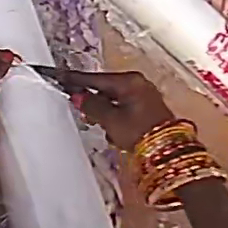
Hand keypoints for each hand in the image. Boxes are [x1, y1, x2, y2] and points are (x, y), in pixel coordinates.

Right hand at [57, 70, 174, 150]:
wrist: (169, 151)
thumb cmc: (140, 133)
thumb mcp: (111, 120)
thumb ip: (92, 106)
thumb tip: (78, 96)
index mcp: (129, 81)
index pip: (95, 78)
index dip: (75, 80)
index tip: (58, 76)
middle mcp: (137, 84)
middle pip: (105, 87)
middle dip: (92, 100)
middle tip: (83, 112)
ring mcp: (143, 95)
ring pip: (113, 99)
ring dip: (104, 112)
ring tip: (103, 126)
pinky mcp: (146, 109)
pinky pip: (123, 107)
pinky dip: (115, 117)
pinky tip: (116, 131)